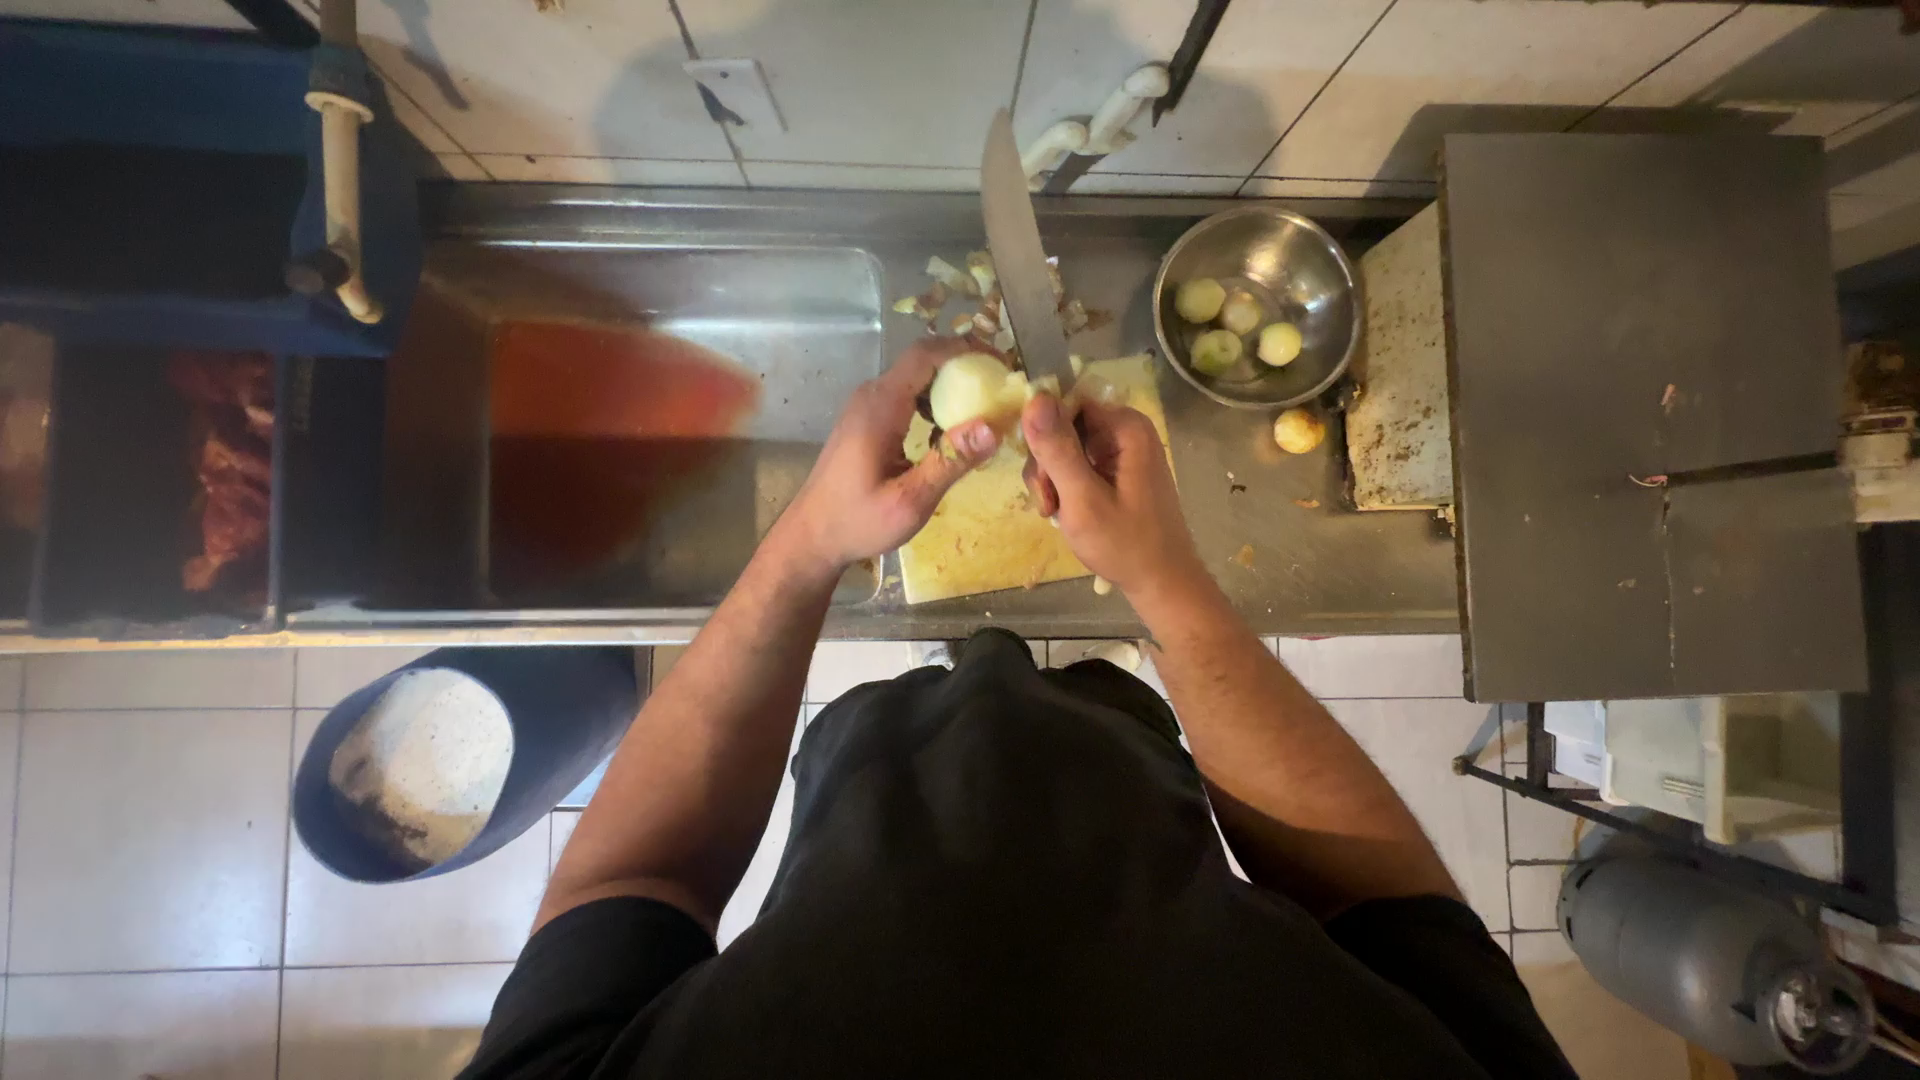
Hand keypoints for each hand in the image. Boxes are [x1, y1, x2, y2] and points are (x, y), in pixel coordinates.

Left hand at [776, 337, 998, 576]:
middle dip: (965, 367)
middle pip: (923, 362)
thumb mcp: (910, 500)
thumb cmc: (857, 522)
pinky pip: (907, 398)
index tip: (1001, 364)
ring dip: (951, 387)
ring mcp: (867, 407)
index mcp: (881, 406)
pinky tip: (951, 433)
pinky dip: (934, 404)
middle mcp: (872, 396)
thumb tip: (993, 426)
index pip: (925, 354)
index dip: (965, 349)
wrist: (812, 537)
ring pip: (916, 380)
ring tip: (986, 408)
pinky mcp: (867, 422)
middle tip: (1002, 388)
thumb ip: (950, 461)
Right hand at [1021, 393, 1203, 595]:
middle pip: (1065, 427)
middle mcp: (1127, 431)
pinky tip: (1065, 513)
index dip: (1044, 434)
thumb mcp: (1083, 499)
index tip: (1040, 475)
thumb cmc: (1125, 544)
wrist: (1161, 583)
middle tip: (1047, 503)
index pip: (1067, 404)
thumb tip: (1034, 399)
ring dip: (1052, 480)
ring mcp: (1123, 452)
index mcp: (1127, 427)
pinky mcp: (1118, 472)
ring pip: (1066, 449)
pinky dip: (1066, 488)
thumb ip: (1057, 450)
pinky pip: (1079, 465)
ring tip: (1055, 513)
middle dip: (1047, 464)